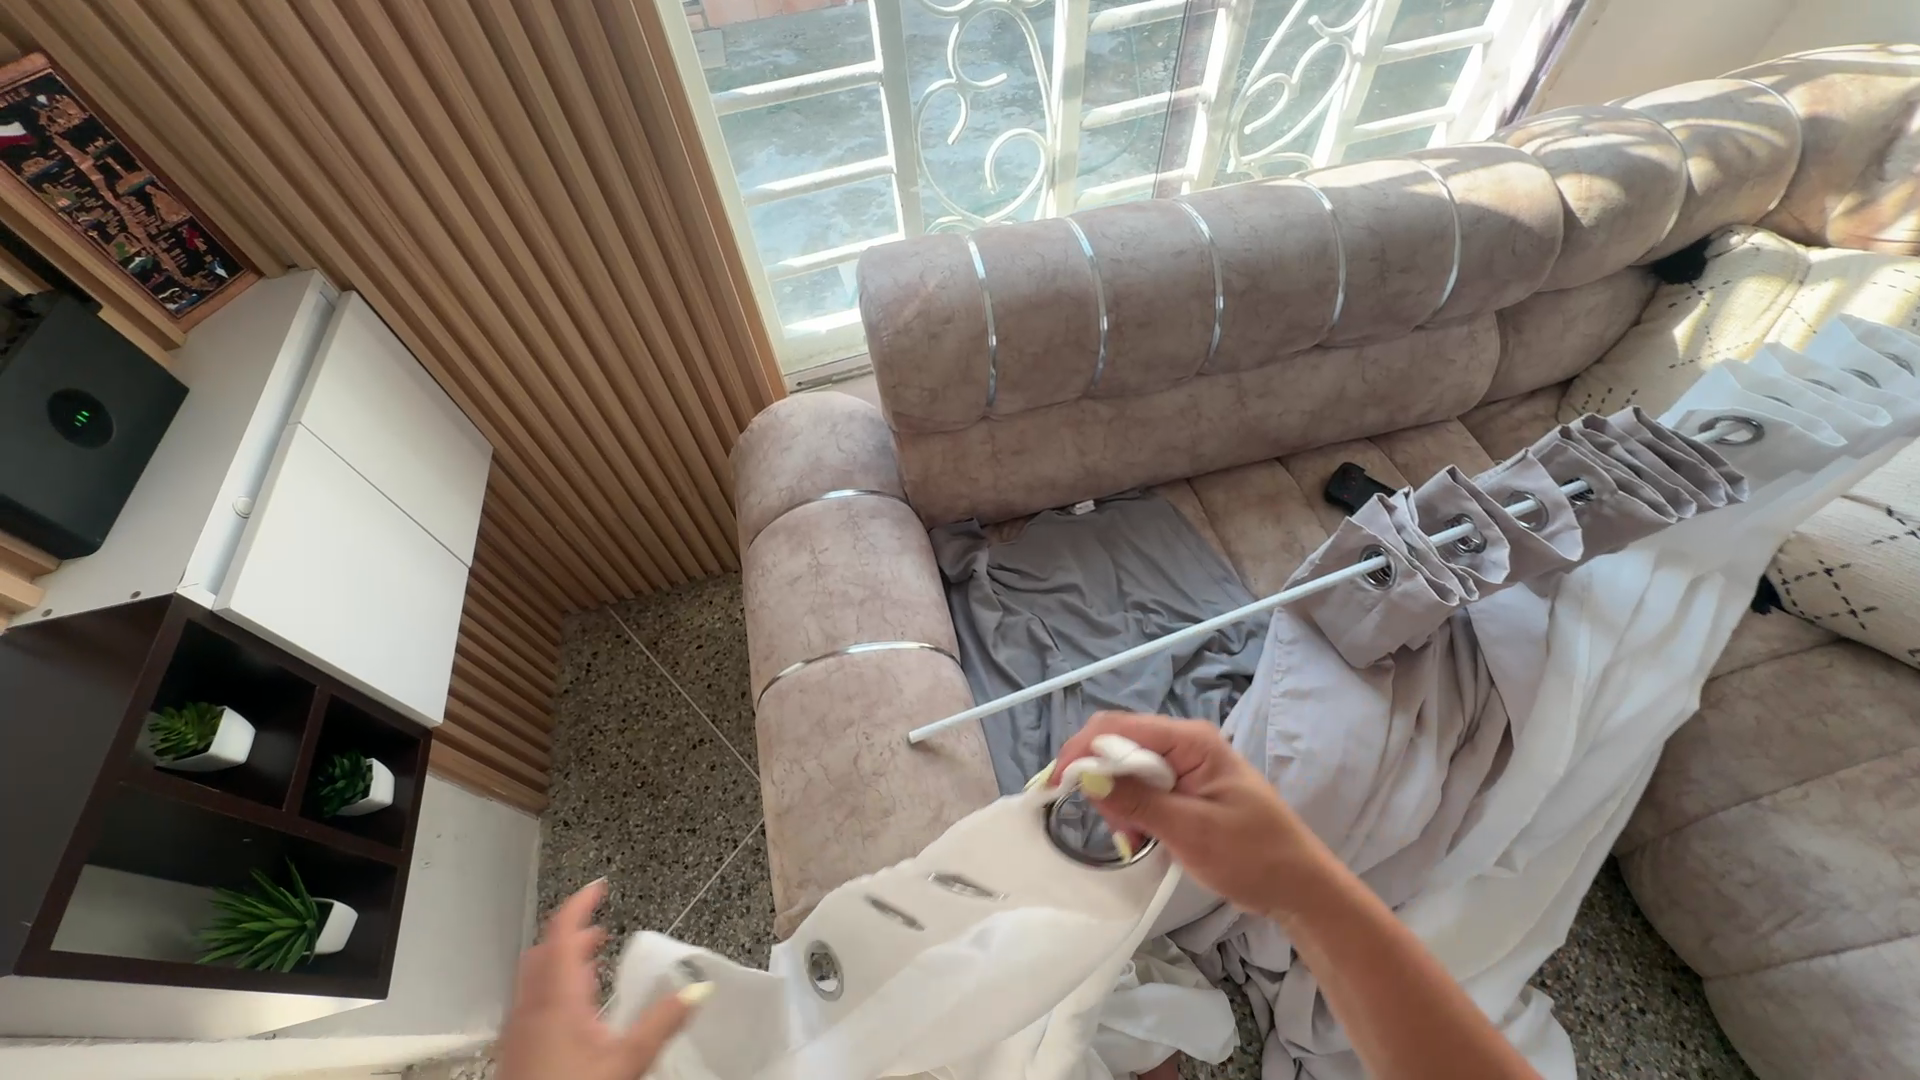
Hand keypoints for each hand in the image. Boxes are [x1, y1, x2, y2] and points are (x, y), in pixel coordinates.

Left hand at [495, 880, 708, 1079]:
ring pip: (534, 976)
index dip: (580, 904)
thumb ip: (663, 1022)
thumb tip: (698, 990)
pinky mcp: (514, 1053)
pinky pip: (531, 1001)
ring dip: (561, 960)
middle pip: (545, 951)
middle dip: (573, 933)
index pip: (562, 933)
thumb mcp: (628, 1061)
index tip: (600, 886)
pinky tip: (574, 1009)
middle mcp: (531, 1008)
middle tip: (601, 929)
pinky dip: (552, 986)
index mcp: (557, 999)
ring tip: (591, 962)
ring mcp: (518, 1031)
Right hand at [1049, 712, 1328, 918]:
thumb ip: (1137, 799)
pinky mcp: (1184, 786)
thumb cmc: (1253, 856)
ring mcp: (1184, 763)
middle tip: (1110, 823)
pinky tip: (1144, 839)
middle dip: (1101, 780)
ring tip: (1134, 839)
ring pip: (1125, 768)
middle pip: (1117, 743)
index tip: (1058, 786)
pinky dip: (1133, 812)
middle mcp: (1184, 742)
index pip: (1117, 728)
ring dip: (1118, 801)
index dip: (1082, 751)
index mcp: (1189, 740)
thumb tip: (1087, 775)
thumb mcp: (1191, 830)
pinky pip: (1141, 787)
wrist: (1301, 888)